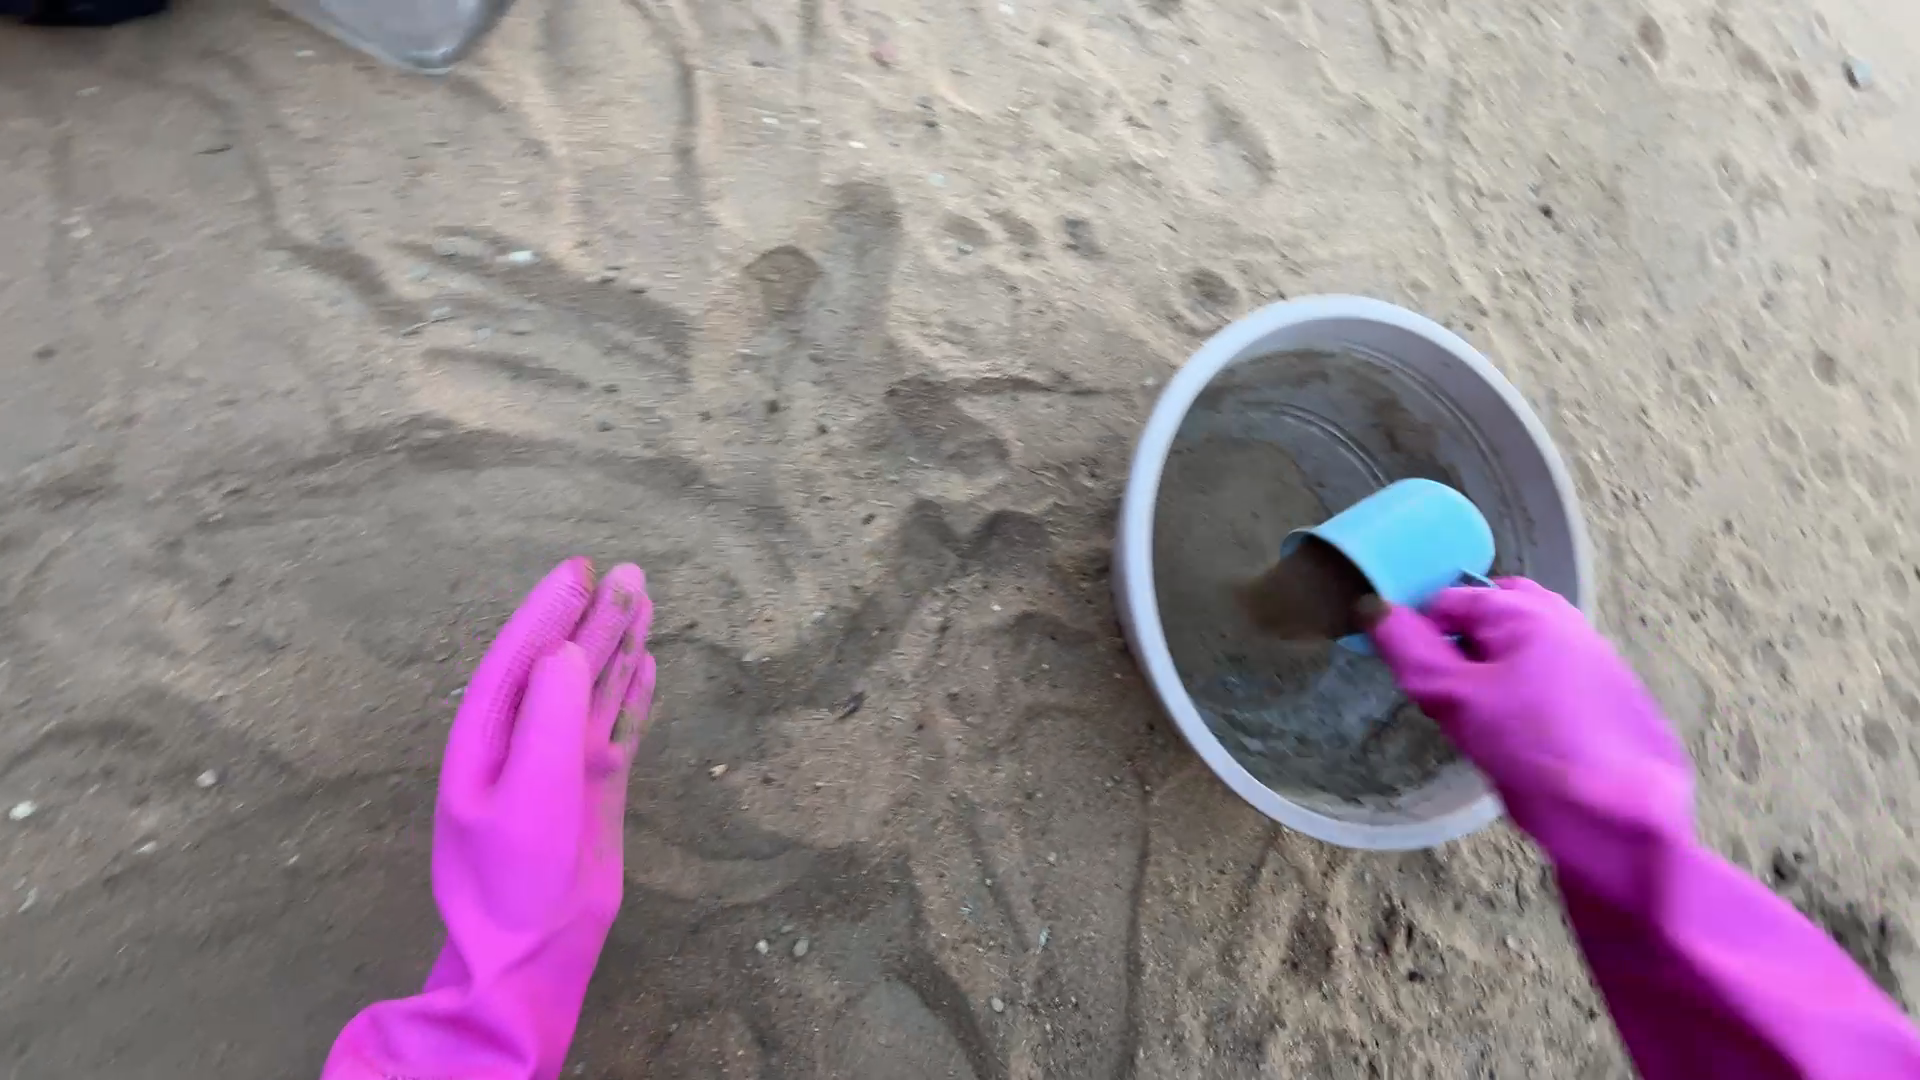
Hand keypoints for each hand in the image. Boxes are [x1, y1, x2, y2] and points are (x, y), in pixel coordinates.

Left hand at [324, 558, 655, 1079]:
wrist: (538, 946)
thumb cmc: (518, 871)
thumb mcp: (527, 790)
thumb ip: (546, 716)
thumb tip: (565, 652)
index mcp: (489, 736)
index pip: (521, 655)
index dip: (549, 609)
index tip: (580, 568)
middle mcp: (526, 738)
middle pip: (565, 664)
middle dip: (594, 618)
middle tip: (629, 573)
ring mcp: (564, 759)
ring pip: (595, 688)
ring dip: (618, 646)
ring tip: (642, 603)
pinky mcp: (596, 780)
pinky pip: (619, 723)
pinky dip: (634, 693)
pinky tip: (646, 665)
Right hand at [1362, 578, 1692, 843]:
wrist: (1621, 819)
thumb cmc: (1531, 745)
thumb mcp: (1450, 696)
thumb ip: (1406, 647)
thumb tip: (1372, 607)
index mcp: (1524, 610)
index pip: (1442, 600)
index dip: (1419, 637)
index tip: (1420, 679)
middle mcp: (1561, 618)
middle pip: (1480, 616)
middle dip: (1454, 646)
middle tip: (1448, 690)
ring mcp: (1588, 654)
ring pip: (1508, 647)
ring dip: (1483, 671)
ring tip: (1480, 717)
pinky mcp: (1601, 692)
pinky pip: (1537, 673)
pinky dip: (1515, 690)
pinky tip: (1515, 732)